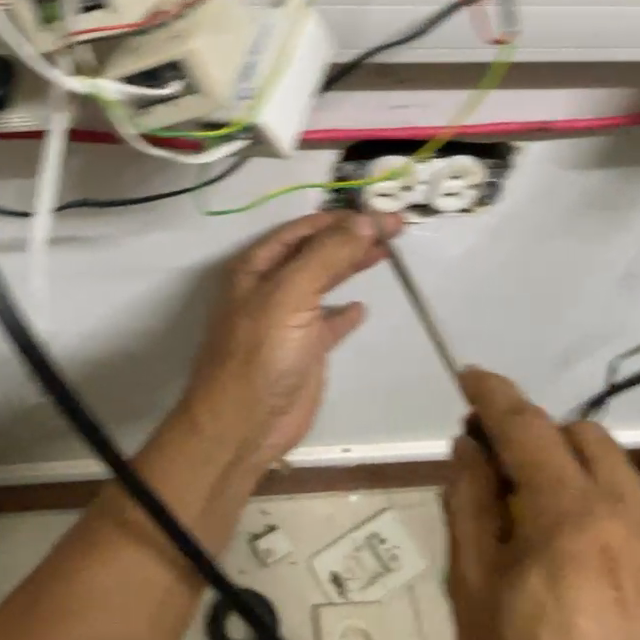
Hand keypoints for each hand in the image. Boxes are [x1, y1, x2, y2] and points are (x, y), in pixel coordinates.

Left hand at [178, 211, 401, 468]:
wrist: (244, 425)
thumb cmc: (261, 354)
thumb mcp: (290, 295)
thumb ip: (327, 256)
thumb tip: (365, 220)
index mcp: (257, 268)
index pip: (302, 230)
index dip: (341, 219)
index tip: (383, 213)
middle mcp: (270, 288)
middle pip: (315, 252)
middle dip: (352, 237)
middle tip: (396, 228)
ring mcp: (286, 320)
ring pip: (323, 283)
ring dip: (351, 267)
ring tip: (386, 254)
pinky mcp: (302, 351)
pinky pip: (328, 323)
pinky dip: (345, 313)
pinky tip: (362, 306)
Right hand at [446, 369, 639, 639]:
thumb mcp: (473, 599)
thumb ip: (471, 508)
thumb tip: (469, 448)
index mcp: (573, 524)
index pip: (530, 430)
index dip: (496, 396)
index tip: (473, 377)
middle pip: (591, 441)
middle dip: (546, 441)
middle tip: (510, 476)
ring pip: (630, 489)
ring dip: (586, 493)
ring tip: (560, 551)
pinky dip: (625, 542)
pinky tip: (608, 598)